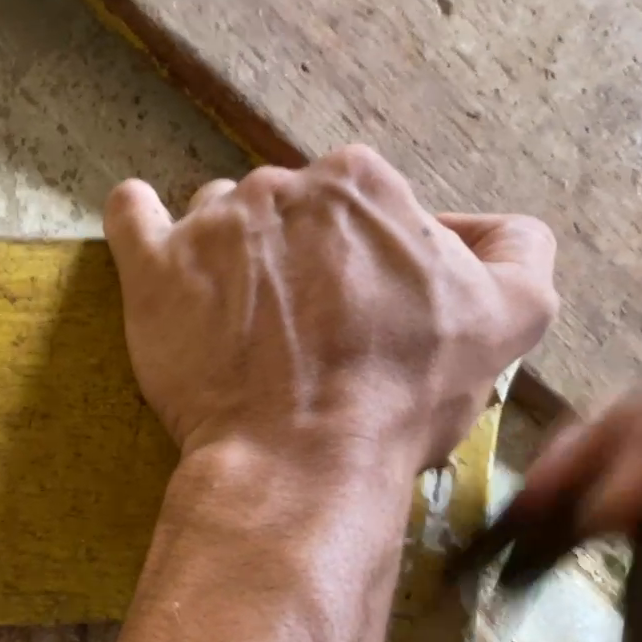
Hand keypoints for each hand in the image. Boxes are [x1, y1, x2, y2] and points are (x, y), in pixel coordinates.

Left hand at [104, 144, 558, 468]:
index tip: (346, 307)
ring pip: (211, 218)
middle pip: (278, 211)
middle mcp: (282, 187)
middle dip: (287, 255)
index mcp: (364, 185)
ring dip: (220, 252)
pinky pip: (129, 215)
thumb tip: (484, 230)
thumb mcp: (505, 320)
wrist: (299, 456)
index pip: (353, 204)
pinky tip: (142, 229)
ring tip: (227, 314)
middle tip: (288, 326)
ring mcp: (209, 227)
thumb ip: (512, 252)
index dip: (353, 257)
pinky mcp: (151, 271)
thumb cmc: (395, 396)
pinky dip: (134, 217)